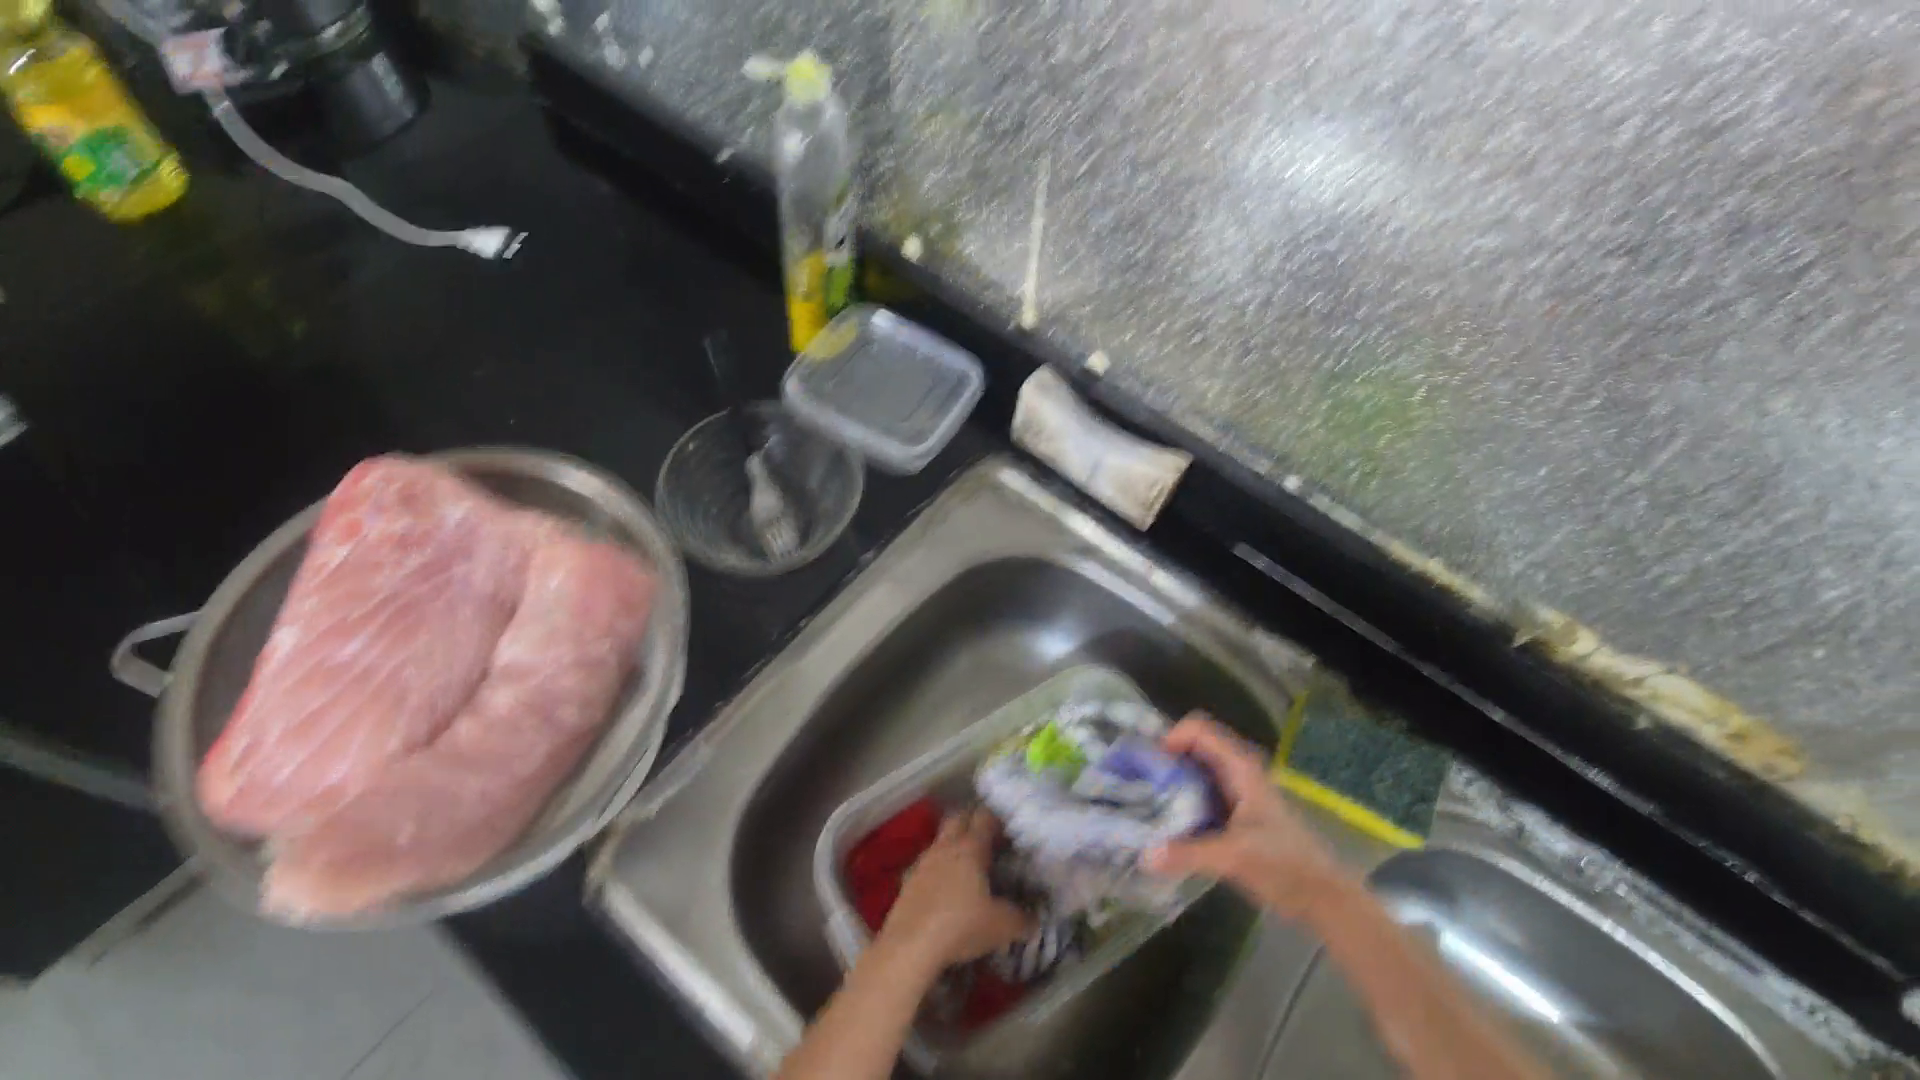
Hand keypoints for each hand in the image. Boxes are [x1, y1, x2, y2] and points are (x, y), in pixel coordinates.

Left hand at [874, 808, 1033, 972]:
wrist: (909, 947)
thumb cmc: (961, 926)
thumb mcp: (1001, 927)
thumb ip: (1022, 919)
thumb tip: (1034, 920)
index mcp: (970, 848)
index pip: (985, 817)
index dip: (998, 818)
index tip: (1010, 827)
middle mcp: (945, 847)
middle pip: (958, 818)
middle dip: (973, 822)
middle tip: (990, 840)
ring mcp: (923, 862)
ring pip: (940, 840)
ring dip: (953, 845)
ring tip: (969, 866)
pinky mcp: (907, 881)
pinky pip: (927, 864)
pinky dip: (939, 869)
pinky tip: (946, 889)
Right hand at [1145, 713, 1345, 918]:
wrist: (1323, 898)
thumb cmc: (1285, 865)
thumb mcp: (1235, 857)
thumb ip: (1189, 854)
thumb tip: (1144, 855)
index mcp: (1240, 768)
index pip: (1199, 730)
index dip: (1170, 738)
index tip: (1148, 765)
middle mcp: (1236, 774)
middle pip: (1192, 751)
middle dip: (1162, 762)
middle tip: (1134, 785)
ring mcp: (1236, 796)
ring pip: (1194, 776)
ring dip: (1168, 785)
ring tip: (1141, 805)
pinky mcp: (1234, 818)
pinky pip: (1198, 800)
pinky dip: (1179, 806)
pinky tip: (1162, 829)